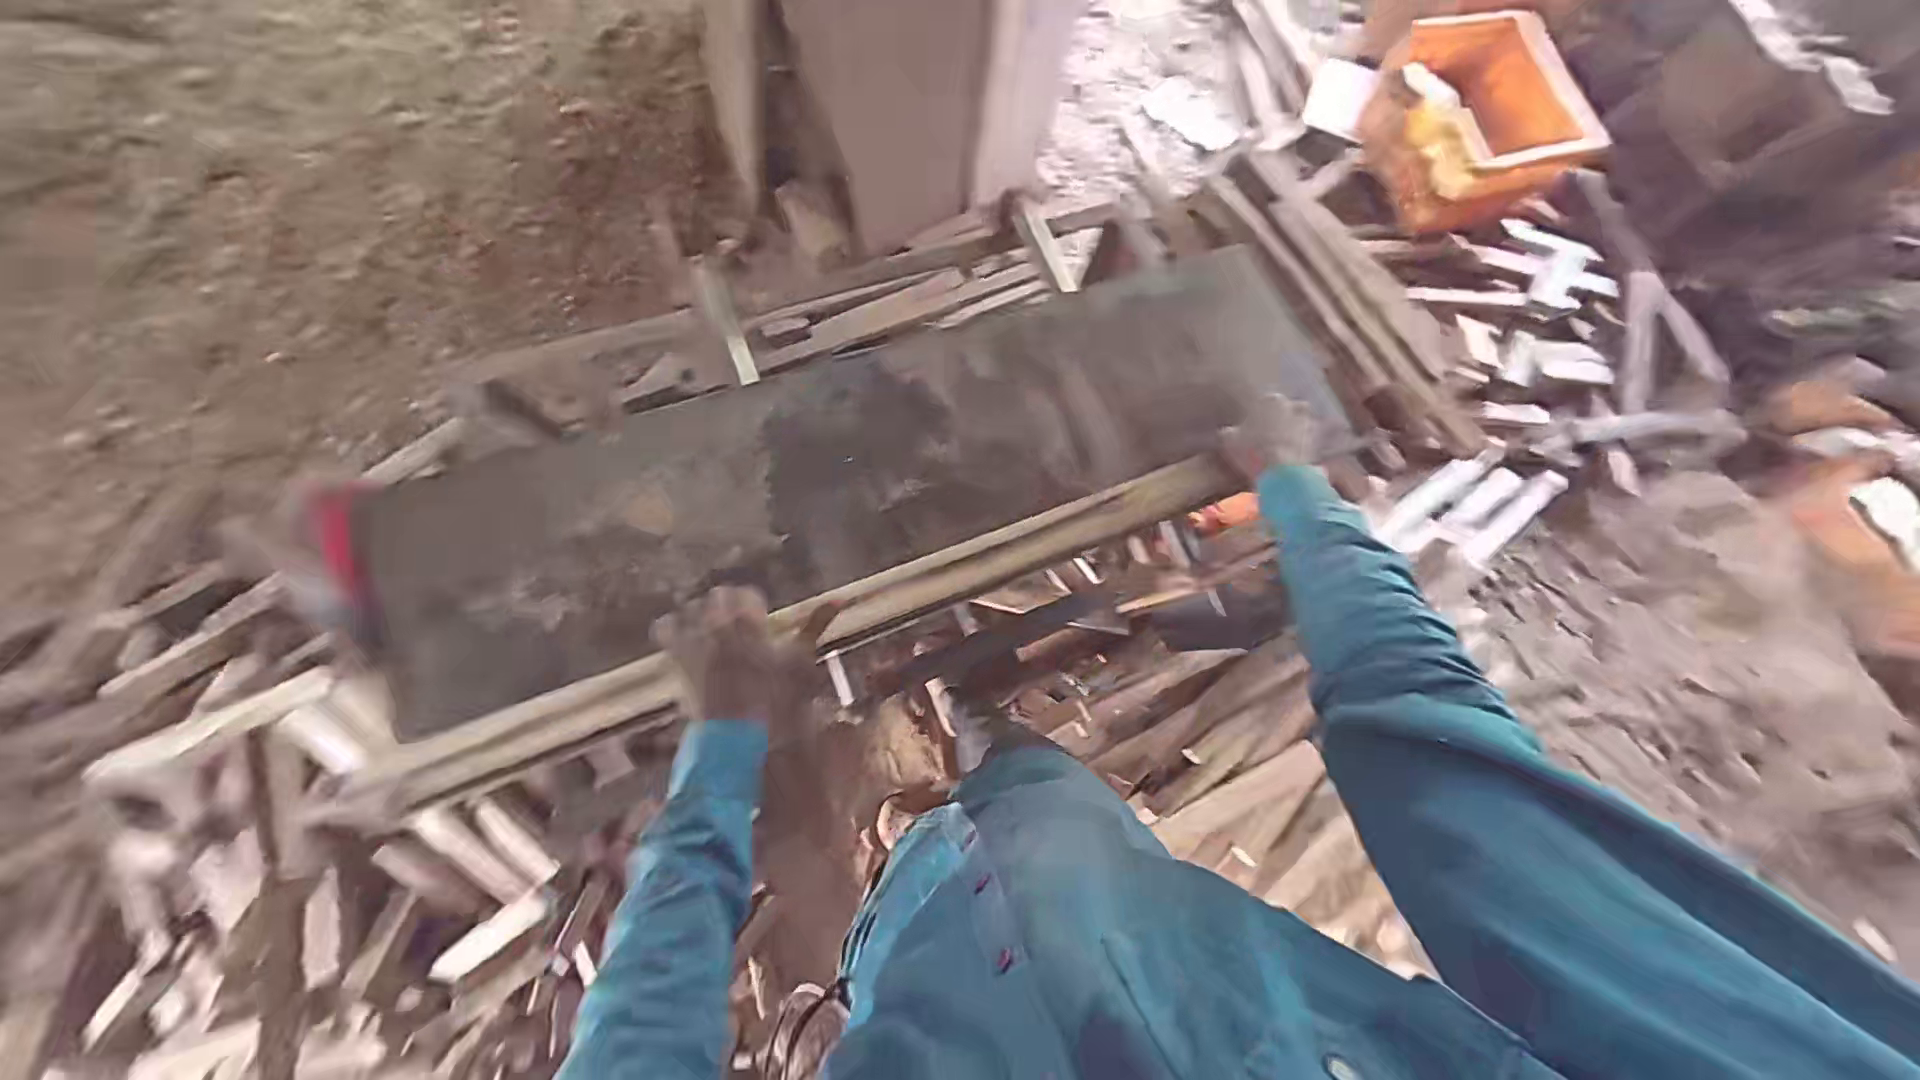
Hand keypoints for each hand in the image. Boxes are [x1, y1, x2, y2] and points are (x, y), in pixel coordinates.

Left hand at [653, 586, 820, 728]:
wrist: (740, 736)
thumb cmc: (778, 699)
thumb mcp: (802, 660)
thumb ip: (817, 625)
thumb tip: (840, 599)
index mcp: (752, 626)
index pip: (745, 594)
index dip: (752, 604)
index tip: (758, 617)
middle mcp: (720, 629)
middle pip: (717, 595)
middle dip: (727, 605)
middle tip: (736, 621)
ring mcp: (695, 643)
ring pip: (690, 607)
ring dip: (700, 612)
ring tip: (710, 626)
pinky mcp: (677, 659)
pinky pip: (666, 627)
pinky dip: (675, 627)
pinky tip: (687, 639)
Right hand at [1219, 394, 1320, 483]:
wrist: (1280, 472)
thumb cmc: (1252, 450)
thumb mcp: (1229, 441)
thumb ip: (1228, 431)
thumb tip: (1227, 431)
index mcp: (1271, 400)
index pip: (1264, 402)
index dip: (1258, 415)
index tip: (1252, 426)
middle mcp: (1293, 405)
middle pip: (1285, 410)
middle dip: (1278, 419)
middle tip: (1268, 435)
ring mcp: (1307, 422)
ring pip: (1298, 423)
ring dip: (1292, 430)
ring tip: (1280, 446)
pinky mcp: (1317, 440)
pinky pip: (1305, 439)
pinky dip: (1299, 444)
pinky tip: (1289, 456)